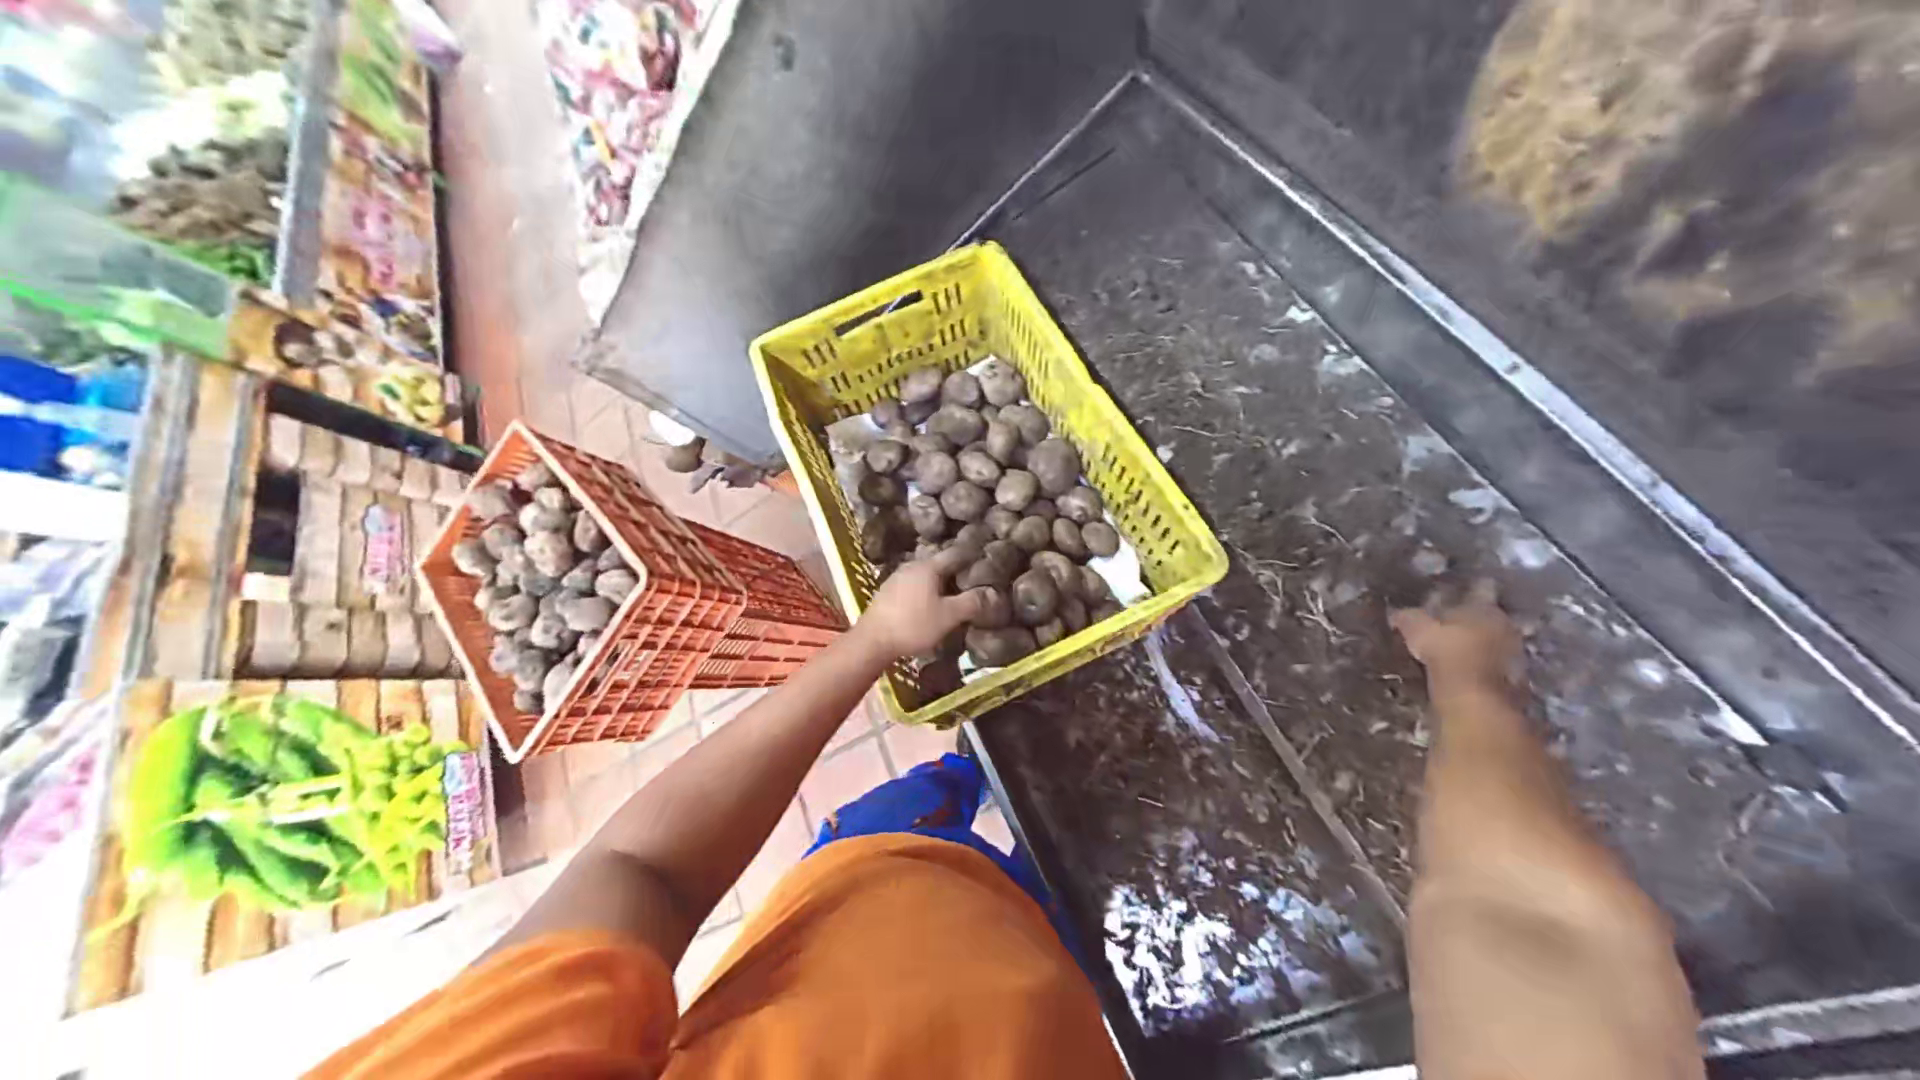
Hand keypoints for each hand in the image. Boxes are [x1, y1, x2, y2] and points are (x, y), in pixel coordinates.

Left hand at [852, 546, 985, 659]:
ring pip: (926, 577)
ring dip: (940, 585)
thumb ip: (971, 603)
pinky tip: (931, 606)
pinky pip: (914, 587)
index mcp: (928, 566)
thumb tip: (994, 593)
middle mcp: (911, 566)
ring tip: (955, 597)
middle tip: (975, 583)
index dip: (973, 557)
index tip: (988, 561)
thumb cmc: (912, 625)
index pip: (956, 554)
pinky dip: (926, 593)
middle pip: (940, 565)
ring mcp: (896, 579)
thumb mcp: (948, 616)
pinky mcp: (887, 593)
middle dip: (957, 573)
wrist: (871, 641)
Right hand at [1390, 579, 1522, 688]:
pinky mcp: (1515, 676)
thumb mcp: (1416, 629)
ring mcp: (1515, 651)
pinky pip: (1495, 662)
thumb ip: (1407, 617)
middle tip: (1451, 621)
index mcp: (1485, 606)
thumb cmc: (1446, 651)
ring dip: (1479, 641)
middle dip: (1472, 618)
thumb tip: (1396, 613)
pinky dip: (1482, 662)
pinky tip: (1465, 667)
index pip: (1479, 588)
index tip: (1454, 590)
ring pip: (1494, 639)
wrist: (1475, 696)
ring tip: (1456, 647)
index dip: (1466, 589)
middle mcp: (1506, 624)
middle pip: (1488, 615)